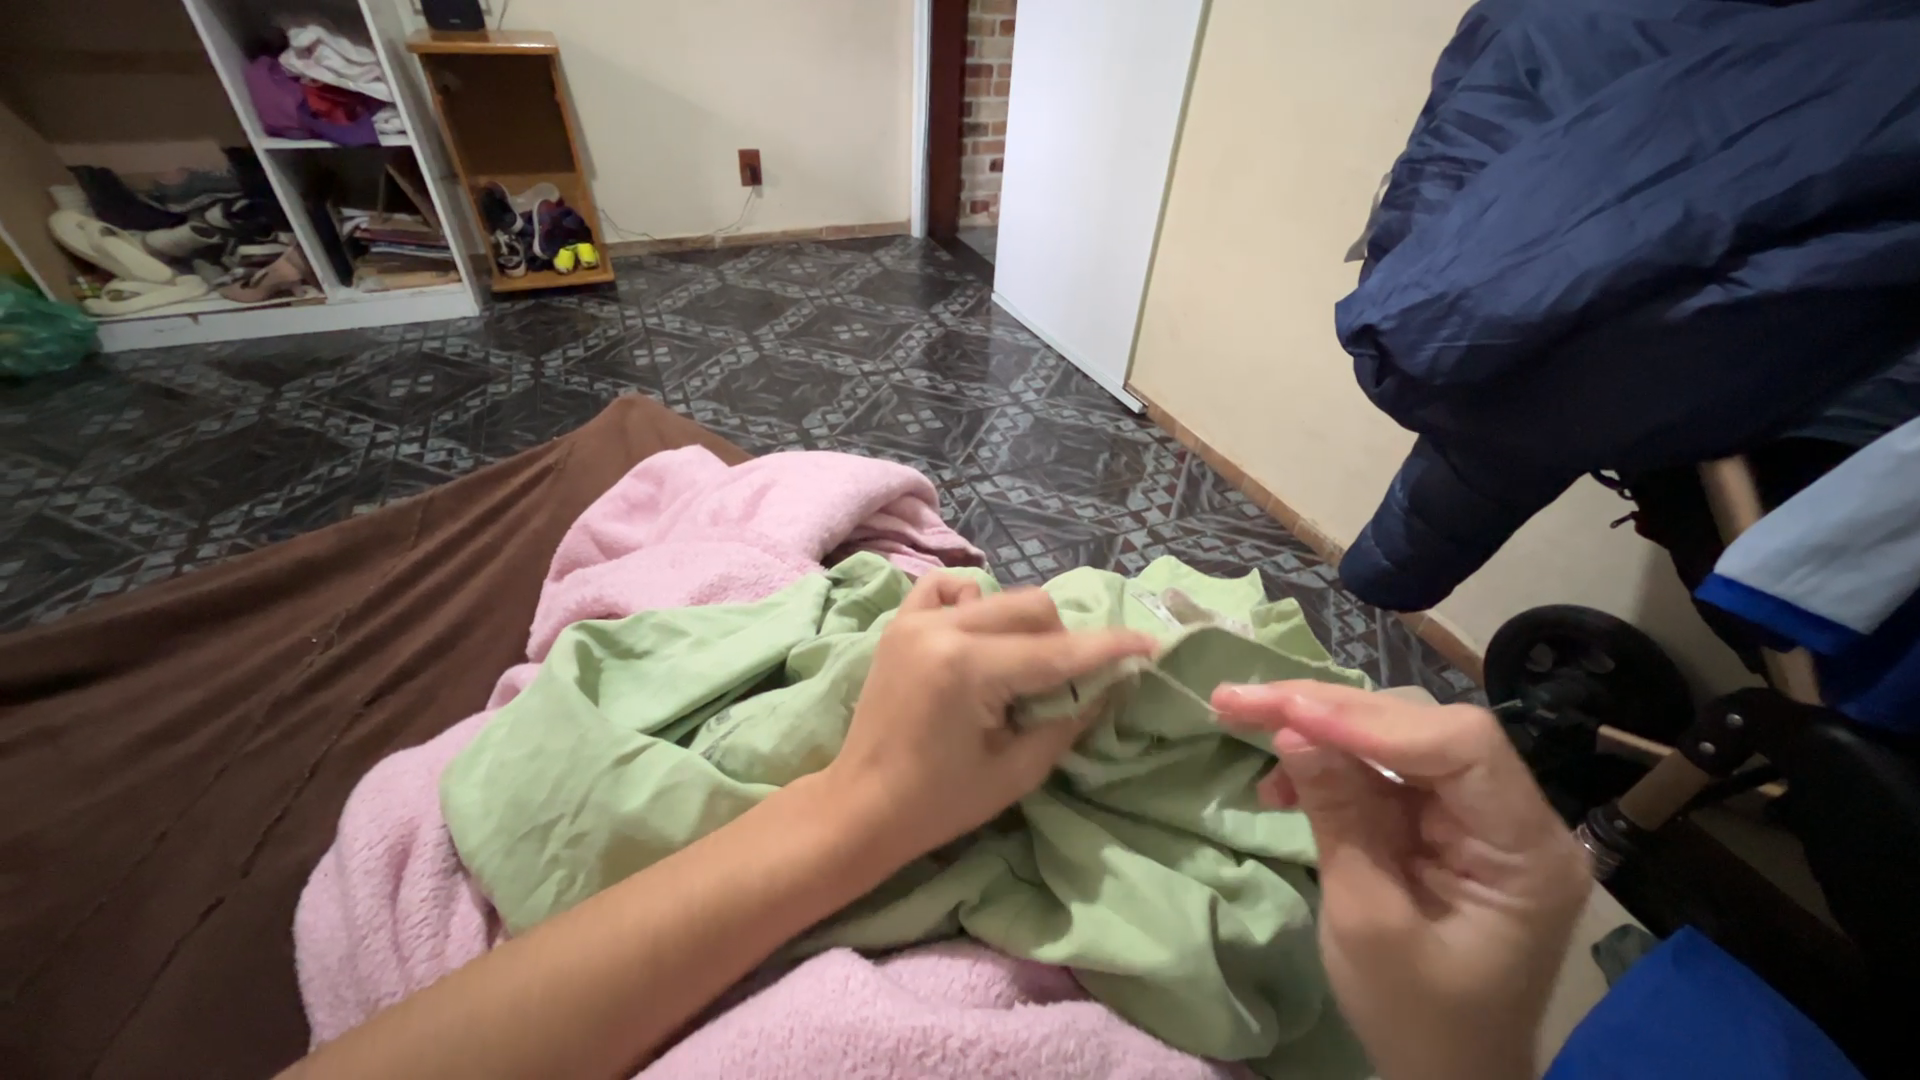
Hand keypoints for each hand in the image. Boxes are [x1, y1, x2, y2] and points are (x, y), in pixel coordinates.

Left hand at [824, 573, 1157, 866]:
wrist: (861, 806)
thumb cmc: (939, 803)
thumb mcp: (1016, 771)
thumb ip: (1067, 720)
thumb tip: (1108, 684)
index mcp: (969, 669)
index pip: (1057, 651)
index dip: (1110, 648)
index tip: (1150, 644)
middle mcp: (942, 629)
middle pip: (1033, 608)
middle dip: (1064, 641)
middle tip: (1065, 684)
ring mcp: (915, 620)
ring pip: (998, 596)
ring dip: (1024, 625)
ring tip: (1018, 668)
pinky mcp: (899, 623)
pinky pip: (946, 587)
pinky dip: (973, 602)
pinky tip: (977, 634)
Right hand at [1212, 682, 1591, 1079]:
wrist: (1443, 1069)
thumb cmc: (1417, 1016)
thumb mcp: (1367, 921)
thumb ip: (1337, 817)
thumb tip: (1292, 731)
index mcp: (1524, 850)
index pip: (1461, 747)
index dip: (1371, 721)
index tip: (1288, 715)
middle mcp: (1507, 813)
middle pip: (1417, 727)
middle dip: (1323, 709)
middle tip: (1239, 699)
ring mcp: (1469, 813)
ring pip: (1388, 736)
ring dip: (1311, 727)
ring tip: (1240, 720)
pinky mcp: (1432, 818)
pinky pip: (1374, 768)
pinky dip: (1320, 765)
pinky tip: (1277, 785)